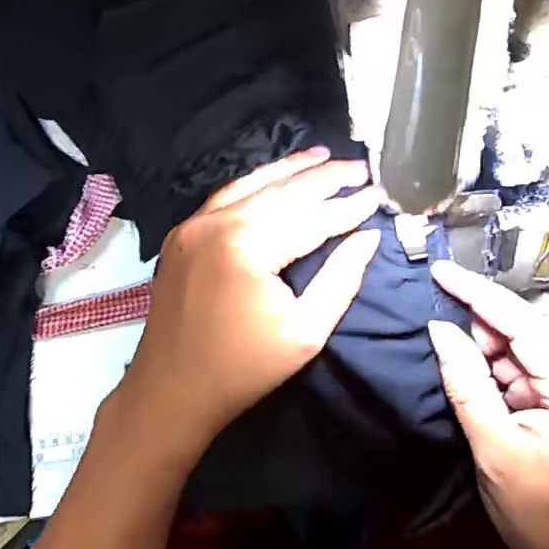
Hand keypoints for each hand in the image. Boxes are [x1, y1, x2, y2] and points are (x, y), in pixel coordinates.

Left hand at [104, 148, 381, 470]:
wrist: (171, 391)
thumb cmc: (243, 370)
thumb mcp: (306, 332)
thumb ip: (341, 279)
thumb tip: (367, 237)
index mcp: (246, 247)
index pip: (310, 218)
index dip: (348, 208)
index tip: (378, 195)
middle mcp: (216, 224)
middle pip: (281, 192)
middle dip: (324, 179)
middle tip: (360, 168)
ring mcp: (193, 226)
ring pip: (251, 185)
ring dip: (290, 171)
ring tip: (324, 157)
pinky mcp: (182, 235)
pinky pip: (225, 197)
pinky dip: (255, 184)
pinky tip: (276, 177)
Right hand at [427, 261, 548, 548]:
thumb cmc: (542, 520)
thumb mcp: (495, 448)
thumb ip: (467, 382)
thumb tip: (439, 330)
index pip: (525, 325)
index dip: (477, 295)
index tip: (439, 270)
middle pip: (529, 337)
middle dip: (481, 332)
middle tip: (435, 326)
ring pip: (531, 356)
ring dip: (493, 359)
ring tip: (455, 361)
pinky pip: (539, 376)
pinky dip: (507, 378)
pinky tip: (482, 382)